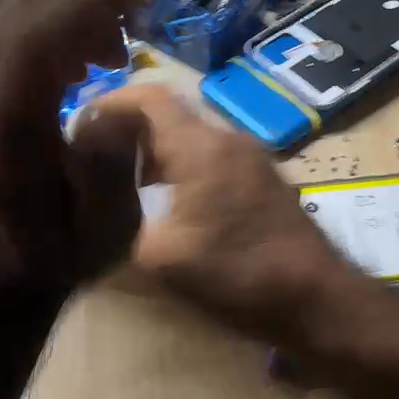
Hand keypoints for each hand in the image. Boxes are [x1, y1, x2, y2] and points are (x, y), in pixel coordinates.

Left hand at [0, 0, 151, 319]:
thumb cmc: (51, 256)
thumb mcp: (106, 221)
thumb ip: (118, 151)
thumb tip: (121, 100)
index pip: (34, 32)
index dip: (92, 1)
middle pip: (15, 8)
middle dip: (80, 4)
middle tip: (123, 40)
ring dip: (50, 8)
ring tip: (91, 48)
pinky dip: (22, 18)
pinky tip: (55, 54)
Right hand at [85, 83, 347, 342]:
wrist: (318, 301)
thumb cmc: (237, 275)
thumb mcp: (161, 258)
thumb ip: (126, 223)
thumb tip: (111, 209)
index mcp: (200, 147)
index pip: (149, 97)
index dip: (110, 102)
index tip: (80, 123)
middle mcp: (228, 139)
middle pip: (170, 112)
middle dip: (128, 125)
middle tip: (93, 149)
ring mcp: (252, 158)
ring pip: (193, 134)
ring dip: (155, 145)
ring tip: (122, 173)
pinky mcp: (265, 180)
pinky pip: (213, 155)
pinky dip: (182, 162)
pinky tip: (166, 196)